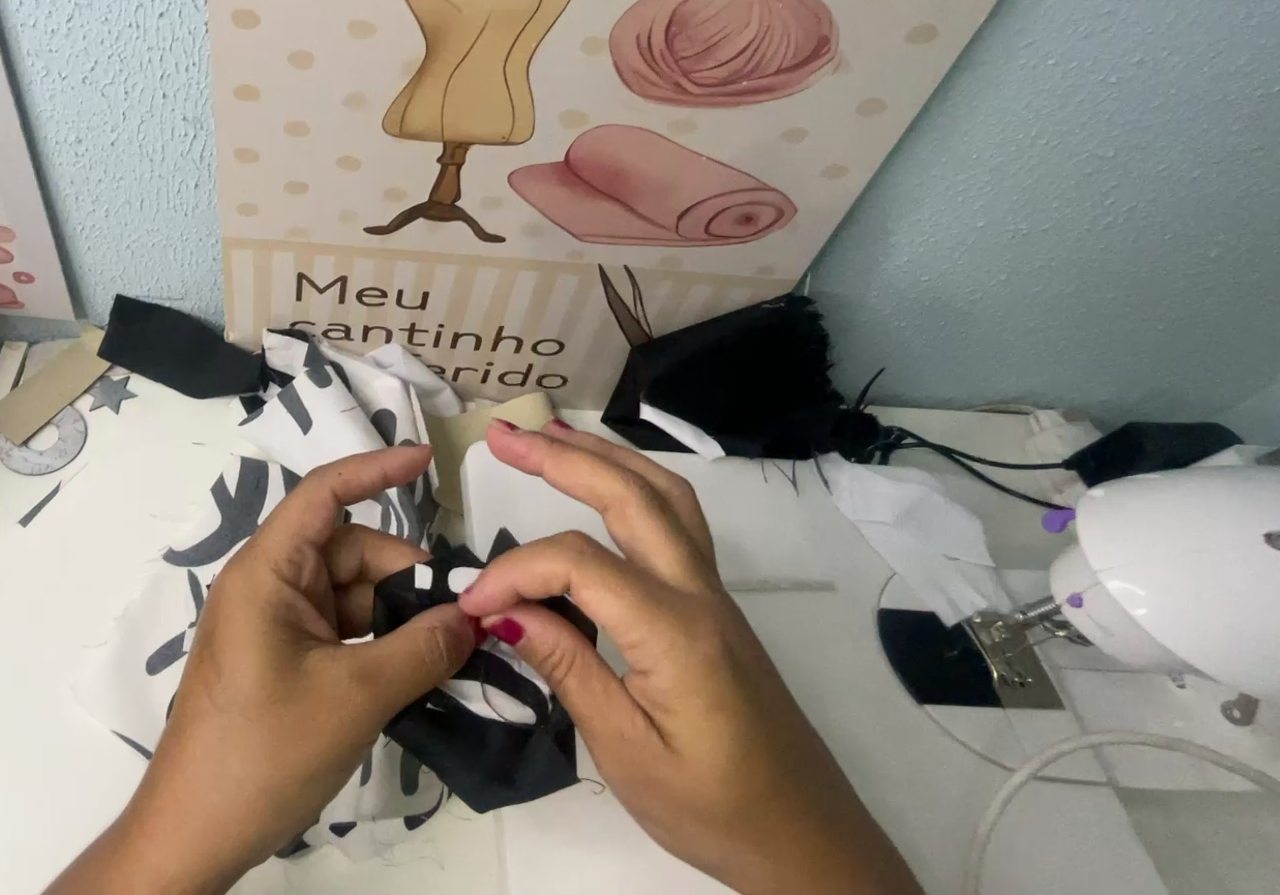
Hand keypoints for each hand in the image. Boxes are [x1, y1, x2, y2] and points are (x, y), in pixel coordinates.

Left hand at [48, 445, 478, 893]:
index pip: (323, 494)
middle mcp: (269, 584)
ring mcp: (276, 622)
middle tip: (463, 615)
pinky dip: (380, 640)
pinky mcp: (284, 656)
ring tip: (447, 648)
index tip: (427, 460)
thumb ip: (423, 649)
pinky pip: (343, 627)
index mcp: (267, 571)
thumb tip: (477, 618)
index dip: (375, 469)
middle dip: (405, 574)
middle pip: (350, 550)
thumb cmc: (263, 751)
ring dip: (397, 612)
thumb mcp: (355, 696)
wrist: (196, 835)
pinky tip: (416, 666)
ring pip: (352, 592)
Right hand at [459, 420, 920, 894]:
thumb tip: (502, 609)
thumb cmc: (714, 809)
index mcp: (674, 631)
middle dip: (560, 458)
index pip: (578, 564)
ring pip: (662, 493)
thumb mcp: (625, 752)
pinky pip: (676, 517)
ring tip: (548, 435)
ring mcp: (713, 591)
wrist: (808, 843)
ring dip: (602, 455)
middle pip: (629, 495)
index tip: (471, 604)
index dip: (514, 572)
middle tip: (501, 436)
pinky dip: (633, 480)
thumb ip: (565, 666)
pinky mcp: (714, 601)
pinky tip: (604, 480)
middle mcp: (697, 592)